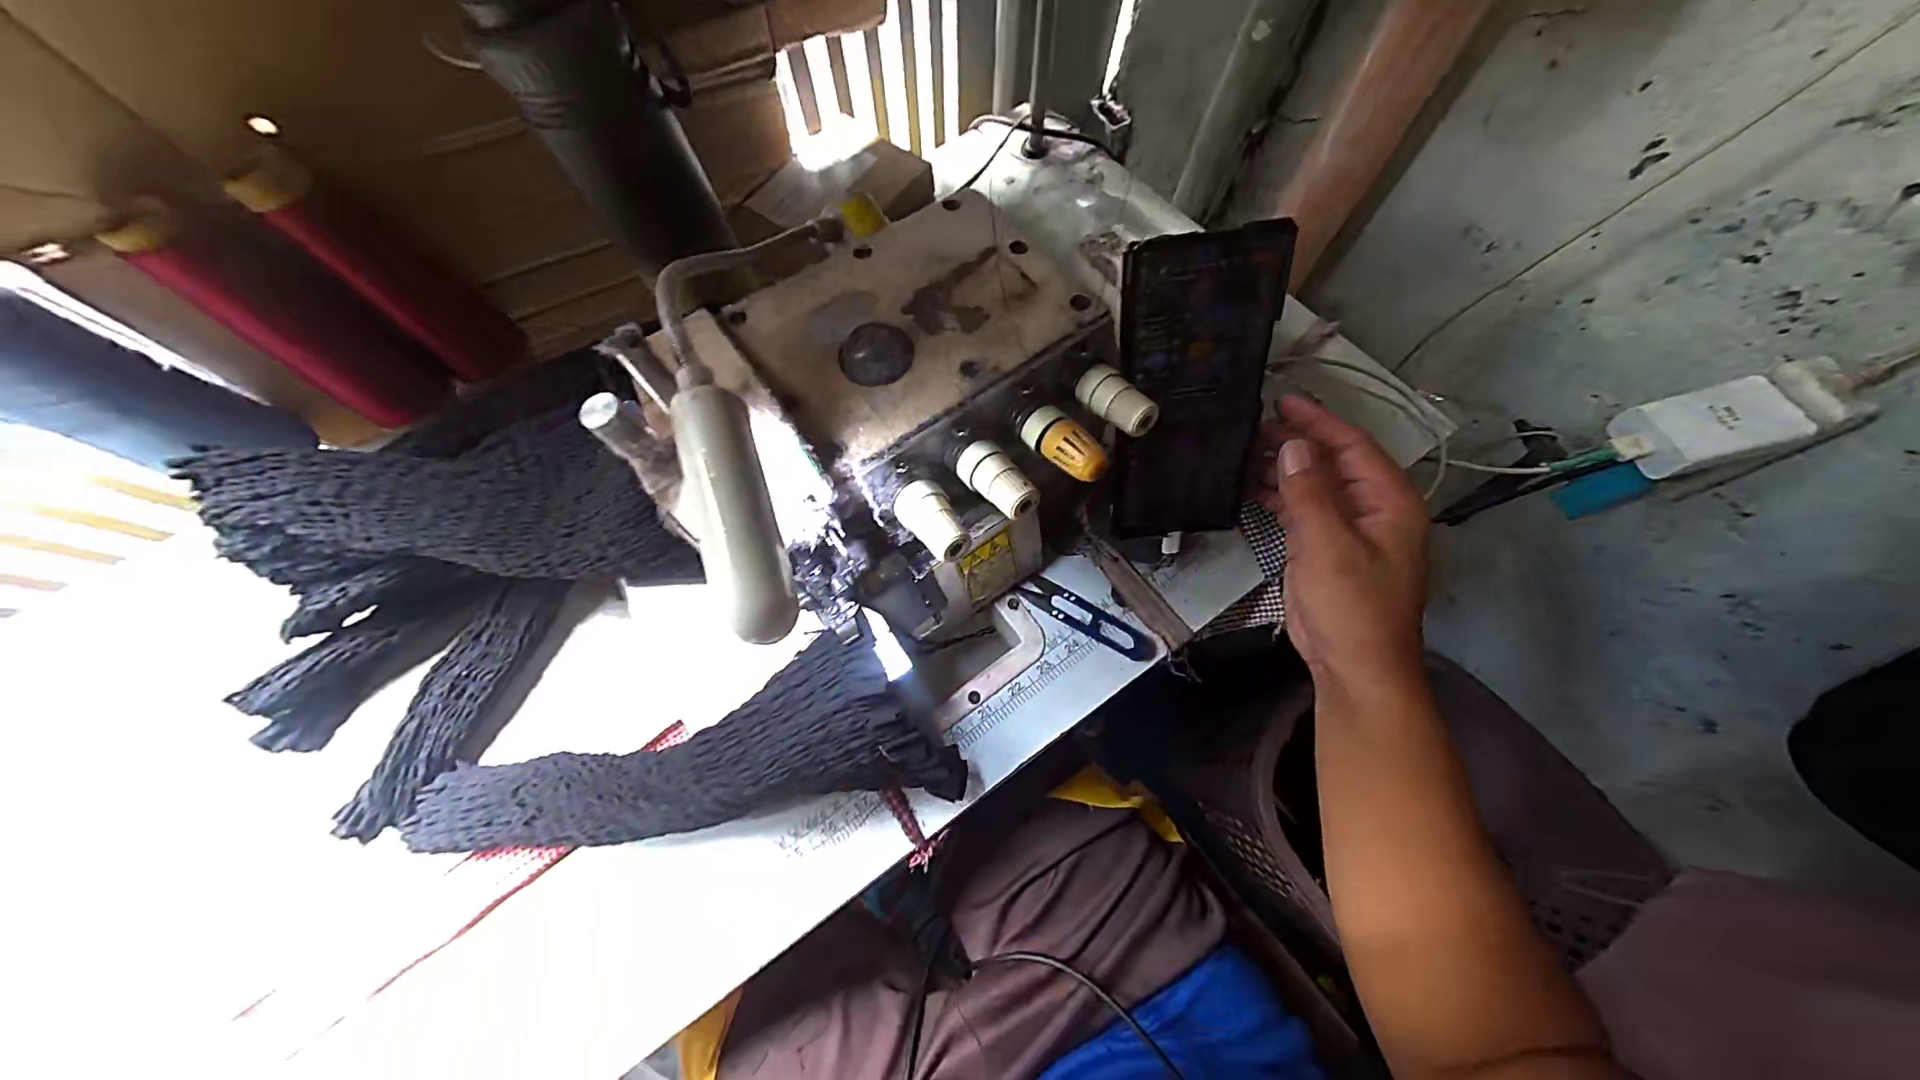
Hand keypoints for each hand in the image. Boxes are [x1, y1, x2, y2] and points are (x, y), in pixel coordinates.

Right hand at [1253, 396, 1430, 686]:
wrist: (1353, 665)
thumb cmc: (1352, 607)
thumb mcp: (1328, 545)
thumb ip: (1309, 493)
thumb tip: (1293, 447)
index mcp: (1389, 503)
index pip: (1353, 447)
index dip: (1319, 422)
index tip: (1283, 402)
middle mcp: (1373, 511)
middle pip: (1335, 464)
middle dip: (1298, 443)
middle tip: (1255, 427)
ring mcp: (1350, 532)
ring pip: (1316, 487)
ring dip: (1285, 470)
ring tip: (1246, 454)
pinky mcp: (1327, 552)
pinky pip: (1304, 512)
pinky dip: (1281, 499)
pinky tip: (1255, 490)